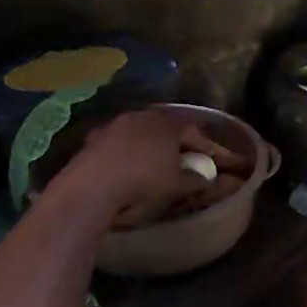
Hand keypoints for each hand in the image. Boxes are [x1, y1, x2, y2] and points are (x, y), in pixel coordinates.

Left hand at [48, 109, 239, 227]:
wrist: (90, 190)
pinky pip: (120, 144)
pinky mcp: (93, 139)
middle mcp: (141, 116)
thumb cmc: (144, 184)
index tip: (216, 160)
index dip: (208, 146)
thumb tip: (207, 179)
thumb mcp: (177, 187)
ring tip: (158, 165)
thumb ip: (196, 181)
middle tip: (188, 158)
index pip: (195, 130)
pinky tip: (130, 169)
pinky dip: (130, 154)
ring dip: (152, 147)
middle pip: (166, 127)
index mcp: (167, 124)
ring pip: (141, 133)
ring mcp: (114, 125)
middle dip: (179, 143)